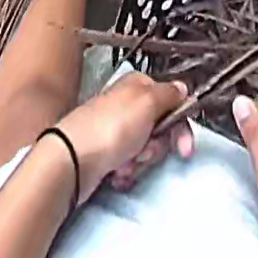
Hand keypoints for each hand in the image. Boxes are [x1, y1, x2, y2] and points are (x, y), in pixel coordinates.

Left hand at [52, 72, 193, 201]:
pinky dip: (127, 170)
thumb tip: (183, 87)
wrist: (73, 160)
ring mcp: (117, 128)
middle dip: (156, 146)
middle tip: (143, 151)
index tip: (184, 149)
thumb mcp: (148, 103)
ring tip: (125, 163)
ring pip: (146, 148)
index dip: (180, 127)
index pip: (172, 103)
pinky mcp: (108, 152)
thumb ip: (170, 94)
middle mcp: (128, 103)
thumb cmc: (113, 127)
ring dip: (140, 160)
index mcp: (138, 85)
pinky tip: (116, 172)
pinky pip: (130, 162)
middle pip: (161, 128)